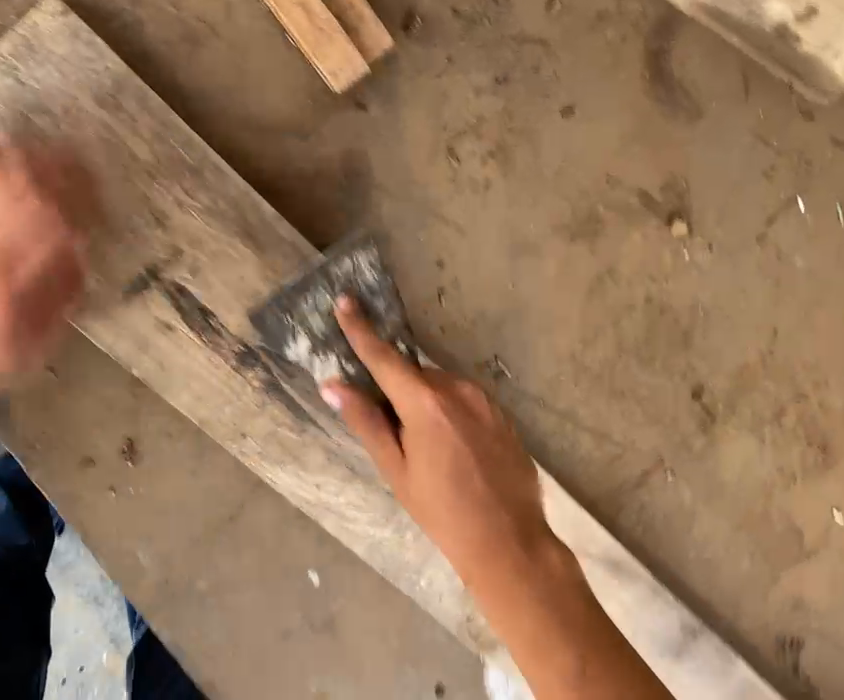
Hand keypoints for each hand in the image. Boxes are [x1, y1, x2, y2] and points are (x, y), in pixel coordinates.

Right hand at [321, 297, 562, 588]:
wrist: (510, 543)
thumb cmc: (443, 511)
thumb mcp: (396, 470)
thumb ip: (365, 421)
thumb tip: (332, 385)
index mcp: (424, 402)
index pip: (383, 357)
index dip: (360, 329)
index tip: (345, 301)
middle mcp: (456, 388)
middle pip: (411, 375)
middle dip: (396, 392)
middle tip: (393, 433)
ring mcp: (484, 399)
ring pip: (437, 387)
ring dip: (423, 403)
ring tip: (428, 451)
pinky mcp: (501, 412)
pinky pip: (462, 400)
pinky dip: (447, 412)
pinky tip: (454, 451)